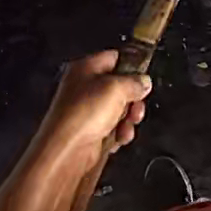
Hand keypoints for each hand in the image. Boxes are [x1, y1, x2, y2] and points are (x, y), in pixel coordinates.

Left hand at [32, 51, 151, 162]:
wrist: (67, 152)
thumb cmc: (81, 115)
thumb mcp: (117, 88)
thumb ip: (135, 82)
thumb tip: (143, 82)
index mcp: (86, 68)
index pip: (115, 58)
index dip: (131, 66)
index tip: (143, 76)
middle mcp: (84, 88)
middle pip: (120, 86)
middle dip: (133, 98)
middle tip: (135, 105)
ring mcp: (86, 111)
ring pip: (119, 109)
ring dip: (128, 118)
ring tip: (127, 124)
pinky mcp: (89, 131)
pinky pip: (113, 128)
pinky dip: (120, 133)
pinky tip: (119, 137)